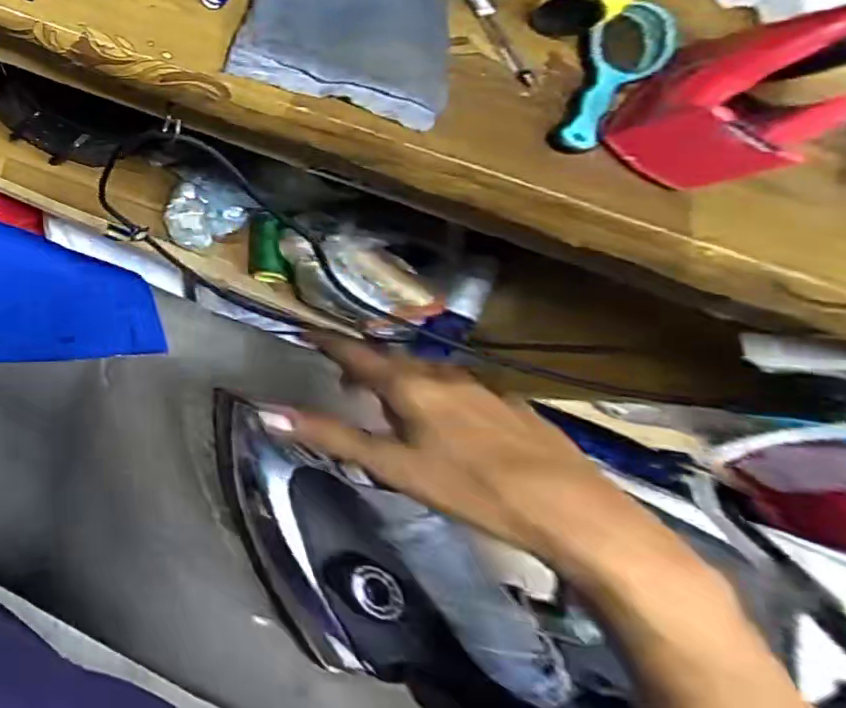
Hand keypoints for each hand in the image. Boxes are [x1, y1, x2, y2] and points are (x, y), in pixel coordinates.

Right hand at [262, 338, 683, 585]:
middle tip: (348, 388)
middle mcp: (442, 374)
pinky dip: (440, 397)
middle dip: (365, 369)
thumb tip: (266, 412)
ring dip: (403, 384)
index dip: (327, 342)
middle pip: (392, 361)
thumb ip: (332, 437)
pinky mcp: (515, 406)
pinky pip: (462, 390)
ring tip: (396, 411)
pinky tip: (452, 428)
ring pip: (429, 374)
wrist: (579, 514)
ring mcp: (483, 388)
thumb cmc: (474, 489)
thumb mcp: (394, 468)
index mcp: (408, 384)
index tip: (305, 332)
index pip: (355, 352)